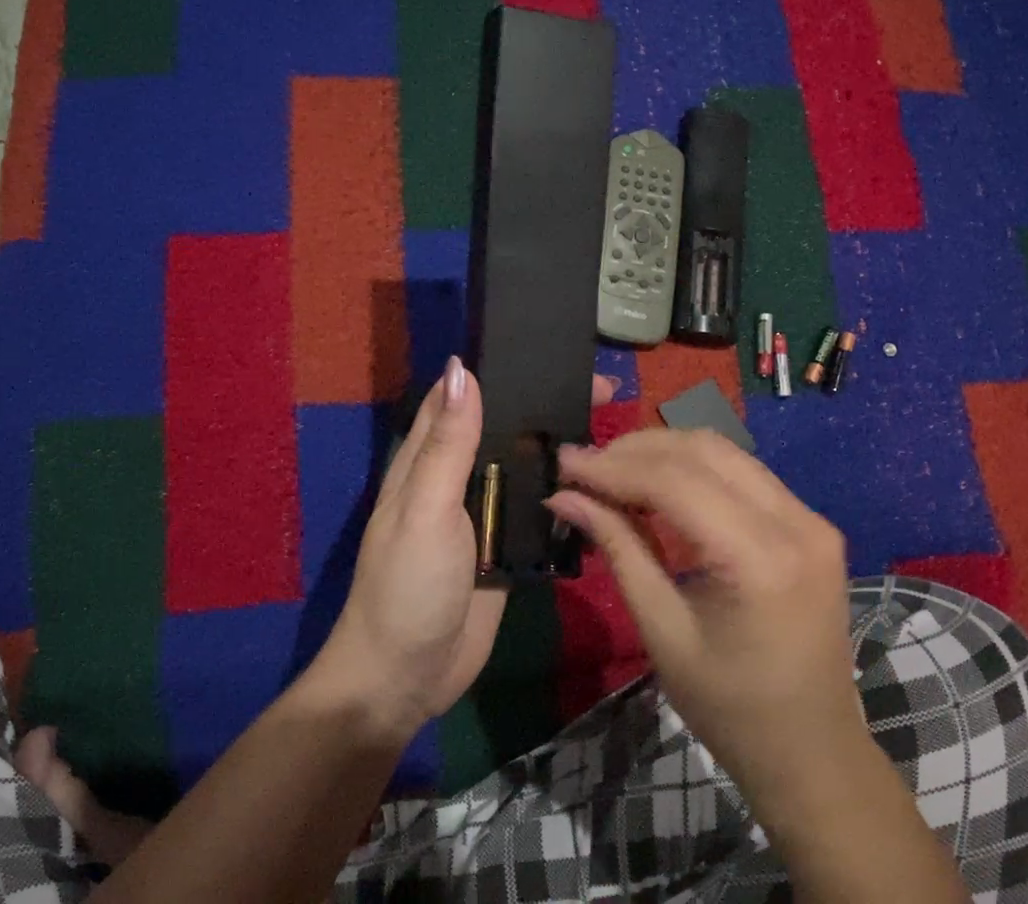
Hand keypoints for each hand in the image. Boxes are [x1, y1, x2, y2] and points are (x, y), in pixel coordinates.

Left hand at [318, 357, 618, 732]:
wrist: (407, 677)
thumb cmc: (406, 586)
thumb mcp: (424, 510)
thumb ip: (447, 445)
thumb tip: (462, 368)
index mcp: (427, 461)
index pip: (466, 398)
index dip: (504, 371)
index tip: (557, 351)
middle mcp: (458, 481)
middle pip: (505, 432)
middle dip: (548, 409)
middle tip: (610, 392)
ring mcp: (485, 518)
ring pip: (527, 472)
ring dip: (562, 452)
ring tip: (621, 431)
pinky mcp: (508, 552)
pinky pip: (540, 515)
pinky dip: (568, 498)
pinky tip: (608, 486)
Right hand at [545, 429, 863, 798]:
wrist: (810, 749)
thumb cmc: (729, 706)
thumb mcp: (662, 630)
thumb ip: (618, 549)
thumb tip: (564, 496)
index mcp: (760, 559)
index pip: (676, 482)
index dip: (613, 467)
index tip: (563, 462)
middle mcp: (797, 523)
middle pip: (704, 450)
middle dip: (636, 449)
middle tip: (583, 467)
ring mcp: (812, 520)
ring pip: (725, 452)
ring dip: (664, 453)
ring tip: (611, 472)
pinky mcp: (811, 525)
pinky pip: (744, 475)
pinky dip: (694, 471)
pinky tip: (656, 486)